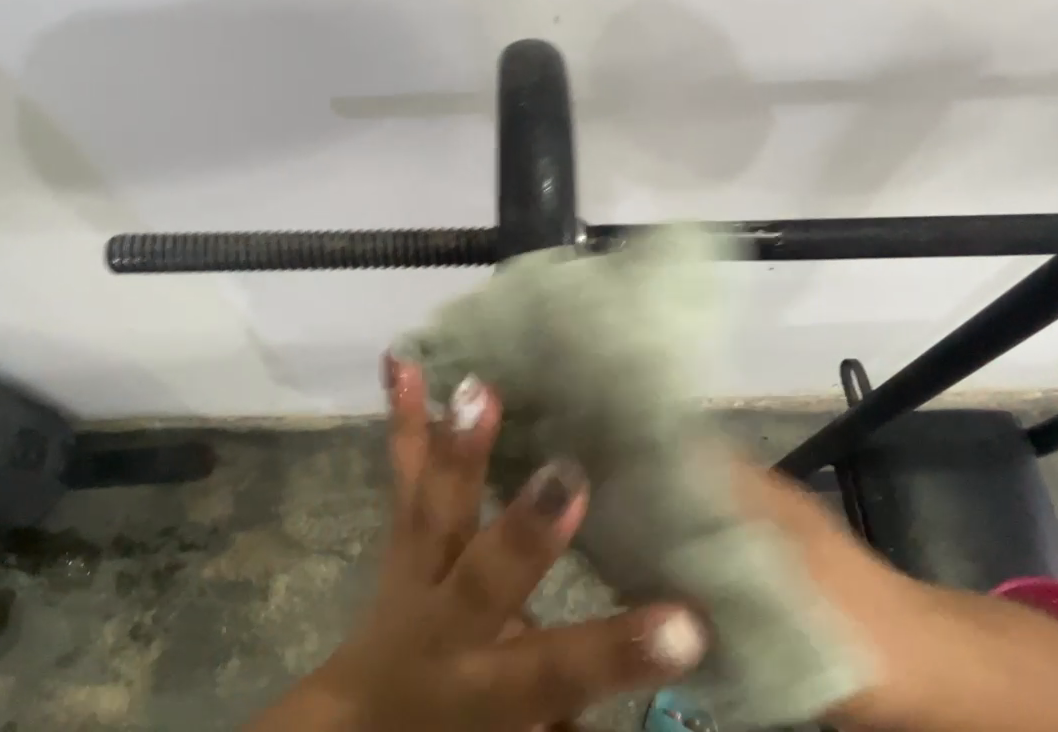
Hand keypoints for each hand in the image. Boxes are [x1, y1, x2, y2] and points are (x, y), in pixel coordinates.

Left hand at [260, 357, 706, 731]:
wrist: (367, 711)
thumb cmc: (462, 722)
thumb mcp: (523, 725)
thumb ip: (580, 688)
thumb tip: (667, 636)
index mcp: (492, 682)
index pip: (562, 669)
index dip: (622, 649)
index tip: (690, 623)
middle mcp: (449, 620)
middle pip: (487, 577)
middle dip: (528, 530)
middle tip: (566, 476)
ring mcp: (417, 568)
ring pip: (435, 508)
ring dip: (459, 448)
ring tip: (476, 387)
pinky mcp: (401, 534)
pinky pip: (401, 473)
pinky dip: (403, 417)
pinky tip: (402, 362)